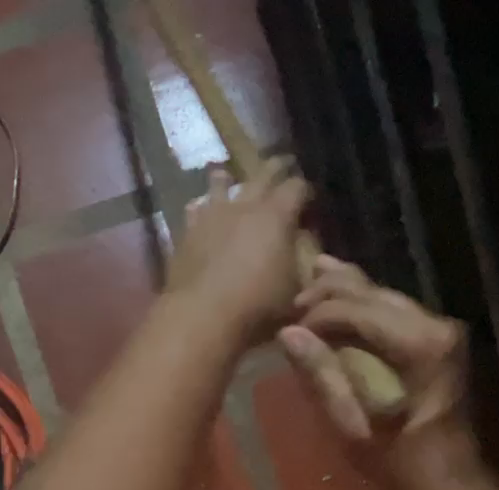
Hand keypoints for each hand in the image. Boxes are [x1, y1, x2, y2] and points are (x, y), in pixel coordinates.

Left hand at [165, 160, 310, 335]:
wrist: (202, 316)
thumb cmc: (257, 307)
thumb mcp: (294, 294)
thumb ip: (301, 271)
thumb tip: (306, 261)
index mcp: (277, 216)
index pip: (297, 188)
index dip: (306, 190)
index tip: (311, 197)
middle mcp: (245, 206)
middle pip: (263, 174)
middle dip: (276, 168)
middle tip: (283, 163)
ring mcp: (212, 215)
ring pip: (220, 184)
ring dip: (226, 179)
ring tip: (226, 176)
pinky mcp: (187, 232)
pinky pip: (194, 210)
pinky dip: (200, 208)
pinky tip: (199, 210)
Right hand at [278, 257, 478, 489]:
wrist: (449, 485)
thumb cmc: (400, 467)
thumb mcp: (354, 429)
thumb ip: (324, 378)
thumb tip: (288, 333)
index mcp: (421, 348)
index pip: (358, 311)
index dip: (317, 315)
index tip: (285, 331)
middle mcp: (438, 326)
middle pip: (373, 294)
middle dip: (328, 294)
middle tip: (289, 307)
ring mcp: (442, 329)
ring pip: (383, 295)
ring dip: (343, 294)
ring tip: (304, 294)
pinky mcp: (439, 338)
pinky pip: (394, 309)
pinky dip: (362, 303)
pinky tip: (334, 294)